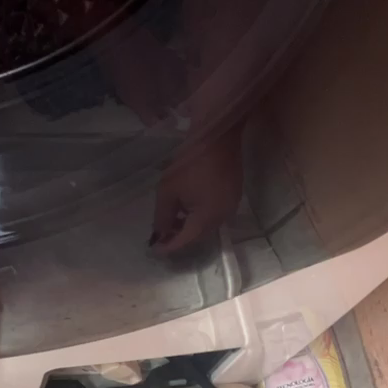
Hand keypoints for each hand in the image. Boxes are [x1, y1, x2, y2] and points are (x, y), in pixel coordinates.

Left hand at [150, 128, 243, 254]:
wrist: (215, 137)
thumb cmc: (189, 163)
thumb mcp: (168, 191)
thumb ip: (162, 217)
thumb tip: (159, 235)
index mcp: (207, 219)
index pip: (185, 241)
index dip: (169, 247)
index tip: (154, 250)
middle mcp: (222, 218)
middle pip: (198, 236)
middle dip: (179, 238)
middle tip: (161, 237)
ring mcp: (230, 207)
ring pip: (206, 226)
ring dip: (189, 227)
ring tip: (171, 223)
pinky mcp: (233, 196)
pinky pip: (214, 214)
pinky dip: (199, 217)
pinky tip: (187, 210)